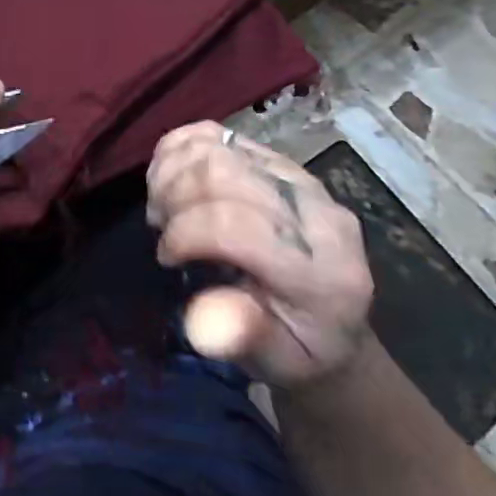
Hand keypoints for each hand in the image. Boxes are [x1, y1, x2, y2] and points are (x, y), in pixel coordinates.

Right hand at [146, 121, 372, 387]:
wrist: (334, 327)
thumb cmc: (298, 348)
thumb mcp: (276, 362)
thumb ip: (243, 337)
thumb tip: (203, 321)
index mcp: (322, 273)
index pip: (236, 226)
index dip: (184, 234)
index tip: (167, 257)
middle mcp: (318, 215)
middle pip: (222, 173)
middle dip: (172, 196)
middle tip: (161, 225)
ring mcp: (300, 180)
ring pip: (215, 146)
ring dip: (170, 171)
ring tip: (164, 204)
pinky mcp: (279, 162)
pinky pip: (216, 134)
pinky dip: (179, 149)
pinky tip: (170, 179)